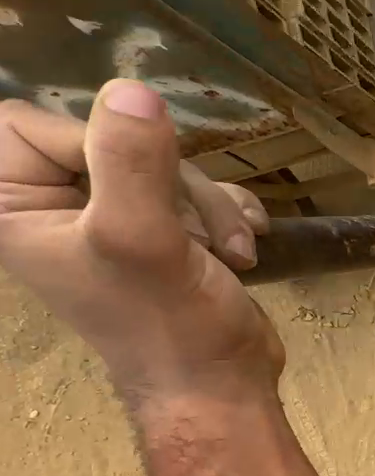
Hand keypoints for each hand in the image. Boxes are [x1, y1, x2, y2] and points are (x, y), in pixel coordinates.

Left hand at [0, 80, 281, 406]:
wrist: (223, 384)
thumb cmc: (170, 324)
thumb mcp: (145, 239)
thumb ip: (132, 163)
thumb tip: (134, 91)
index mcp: (10, 202)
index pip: (38, 126)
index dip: (107, 149)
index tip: (155, 197)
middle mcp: (52, 206)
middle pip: (113, 145)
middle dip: (181, 186)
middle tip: (214, 234)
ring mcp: (114, 221)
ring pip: (166, 170)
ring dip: (215, 206)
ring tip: (236, 249)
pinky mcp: (166, 237)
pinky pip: (197, 197)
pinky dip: (231, 216)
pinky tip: (249, 246)